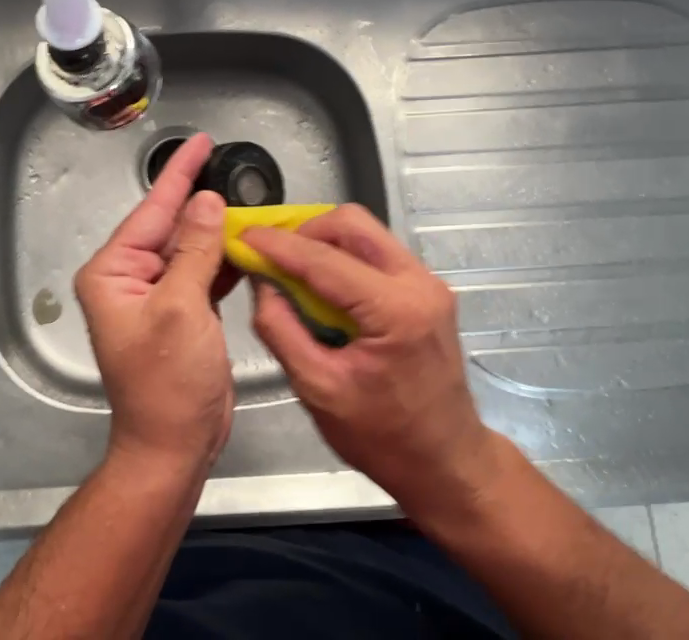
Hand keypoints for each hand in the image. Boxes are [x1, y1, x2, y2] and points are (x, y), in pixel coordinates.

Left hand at [74, 132, 237, 471]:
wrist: (173, 446)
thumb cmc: (166, 384)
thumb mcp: (181, 310)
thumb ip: (194, 251)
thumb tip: (207, 201)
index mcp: (113, 272)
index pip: (151, 211)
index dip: (179, 175)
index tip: (201, 143)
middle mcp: (131, 277)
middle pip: (173, 227)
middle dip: (204, 202)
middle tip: (235, 169)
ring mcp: (159, 295)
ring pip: (193, 248)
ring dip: (221, 230)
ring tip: (251, 201)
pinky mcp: (185, 311)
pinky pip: (205, 272)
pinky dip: (228, 259)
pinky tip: (252, 242)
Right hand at [243, 204, 503, 516]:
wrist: (447, 464)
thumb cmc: (383, 438)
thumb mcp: (317, 389)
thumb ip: (281, 331)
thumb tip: (261, 285)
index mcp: (396, 310)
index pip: (324, 260)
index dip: (277, 245)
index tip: (241, 237)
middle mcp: (419, 283)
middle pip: (352, 224)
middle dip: (304, 232)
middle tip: (270, 255)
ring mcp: (428, 284)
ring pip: (366, 233)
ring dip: (323, 242)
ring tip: (288, 268)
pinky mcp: (427, 292)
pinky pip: (377, 254)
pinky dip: (343, 257)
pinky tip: (319, 284)